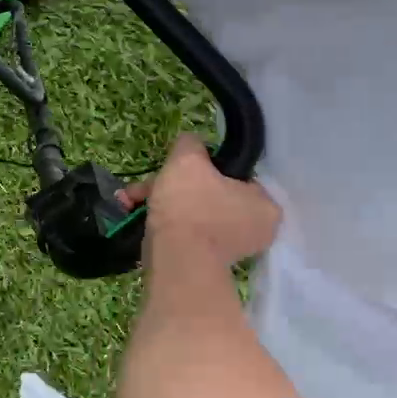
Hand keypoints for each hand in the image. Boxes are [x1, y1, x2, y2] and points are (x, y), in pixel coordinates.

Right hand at [121, 133, 279, 266]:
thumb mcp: (186, 162)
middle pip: (206, 191)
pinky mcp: (213, 256)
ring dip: (159, 200)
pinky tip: (140, 215)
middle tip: (145, 187)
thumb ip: (191, 144)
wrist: (178, 257)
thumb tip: (193, 140)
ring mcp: (236, 243)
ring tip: (131, 201)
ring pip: (192, 209)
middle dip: (168, 186)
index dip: (197, 168)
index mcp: (265, 203)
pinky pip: (189, 228)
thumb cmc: (189, 206)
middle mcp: (259, 225)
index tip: (172, 170)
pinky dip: (165, 220)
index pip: (231, 174)